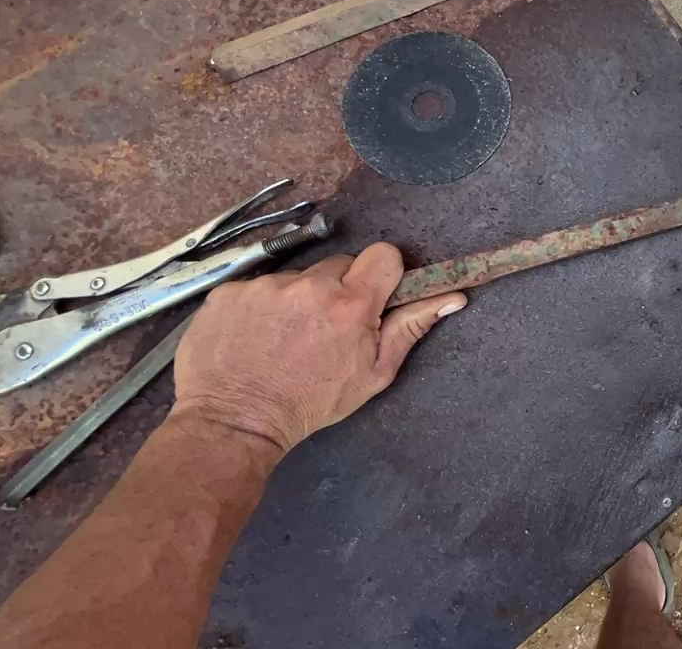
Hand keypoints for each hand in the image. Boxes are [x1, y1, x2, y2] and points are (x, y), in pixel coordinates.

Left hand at [170, 243, 465, 452]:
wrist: (232, 426)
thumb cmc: (313, 402)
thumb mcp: (375, 372)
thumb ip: (412, 327)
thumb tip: (456, 296)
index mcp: (352, 303)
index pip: (383, 255)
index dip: (383, 273)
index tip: (374, 295)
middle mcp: (310, 285)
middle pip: (341, 264)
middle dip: (341, 287)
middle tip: (327, 323)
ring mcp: (265, 287)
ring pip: (299, 276)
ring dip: (300, 297)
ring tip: (286, 333)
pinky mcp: (226, 293)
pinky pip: (258, 286)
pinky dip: (261, 305)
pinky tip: (255, 333)